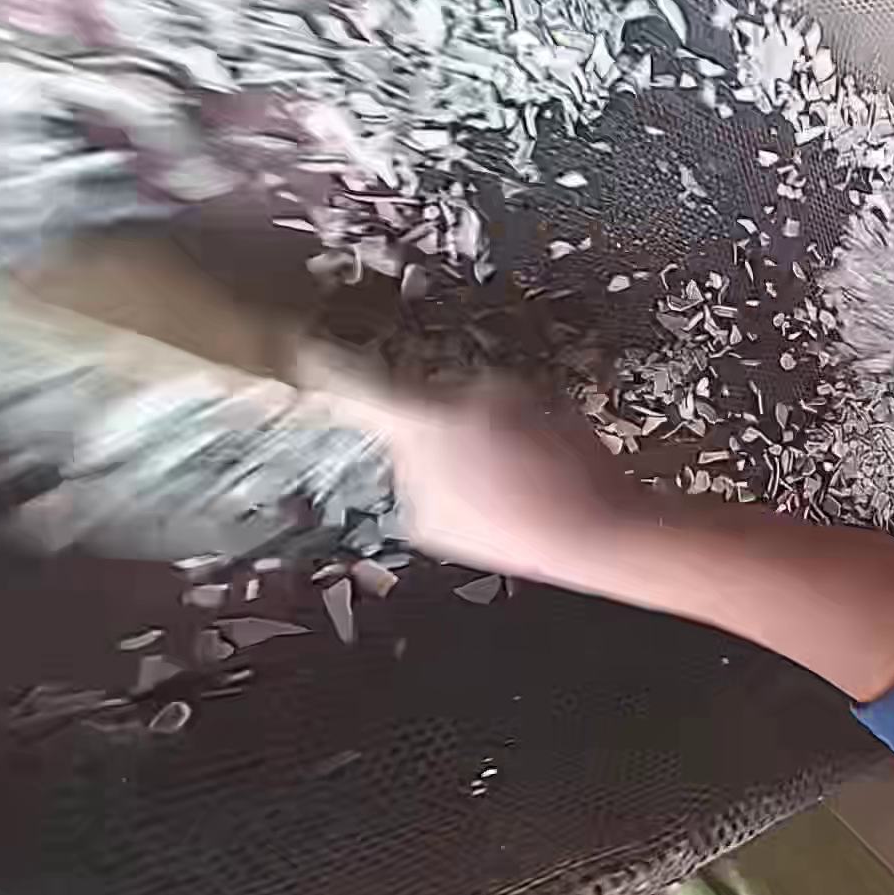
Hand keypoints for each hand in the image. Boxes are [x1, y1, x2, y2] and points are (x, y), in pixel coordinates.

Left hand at [299, 352, 634, 582]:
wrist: (591, 536)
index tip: (302, 358)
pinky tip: (506, 499)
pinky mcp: (439, 537)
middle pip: (404, 431)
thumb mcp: (532, 399)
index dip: (327, 368)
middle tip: (491, 430)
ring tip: (512, 472)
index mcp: (431, 423)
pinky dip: (463, 494)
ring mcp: (422, 508)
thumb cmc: (570, 462)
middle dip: (436, 424)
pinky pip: (440, 499)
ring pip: (426, 468)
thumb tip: (460, 393)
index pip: (356, 387)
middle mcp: (410, 469)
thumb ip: (481, 388)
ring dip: (454, 463)